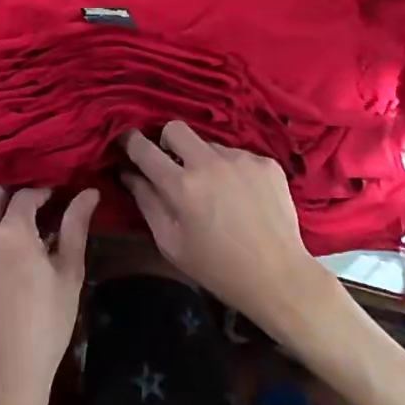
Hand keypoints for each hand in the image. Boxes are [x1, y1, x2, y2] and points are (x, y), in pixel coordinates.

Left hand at [0, 187, 99, 404]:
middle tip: (47, 199)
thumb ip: (75, 226)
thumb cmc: (47, 321)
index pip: (27, 193)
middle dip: (19, 190)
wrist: (6, 371)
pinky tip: (18, 243)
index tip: (66, 189)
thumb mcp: (69, 272)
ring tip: (35, 220)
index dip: (47, 188)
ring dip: (5, 208)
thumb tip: (89, 192)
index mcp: (11, 231)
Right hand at [120, 122, 328, 334]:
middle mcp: (210, 162)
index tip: (128, 142)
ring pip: (210, 145)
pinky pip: (238, 157)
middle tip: (173, 166)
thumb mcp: (171, 242)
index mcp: (181, 185)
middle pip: (176, 129)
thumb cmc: (216, 267)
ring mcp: (241, 159)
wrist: (276, 275)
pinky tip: (243, 197)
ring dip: (204, 161)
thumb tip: (129, 174)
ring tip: (217, 192)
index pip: (145, 148)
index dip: (131, 142)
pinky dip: (233, 171)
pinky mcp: (266, 163)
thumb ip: (147, 202)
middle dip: (167, 142)